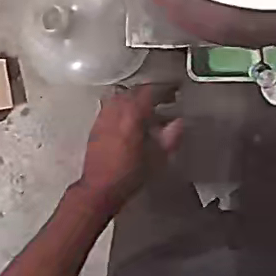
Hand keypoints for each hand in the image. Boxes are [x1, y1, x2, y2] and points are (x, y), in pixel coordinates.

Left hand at [77, 84, 184, 207]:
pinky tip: (130, 118)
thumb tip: (179, 122)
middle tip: (166, 98)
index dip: (165, 88)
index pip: (150, 91)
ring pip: (121, 95)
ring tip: (148, 106)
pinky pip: (111, 104)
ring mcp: (103, 115)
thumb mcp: (158, 157)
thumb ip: (171, 136)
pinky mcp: (96, 124)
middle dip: (151, 92)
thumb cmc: (130, 174)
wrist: (100, 188)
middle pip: (135, 90)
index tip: (176, 88)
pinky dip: (124, 105)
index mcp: (132, 114)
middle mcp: (116, 110)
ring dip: (136, 97)